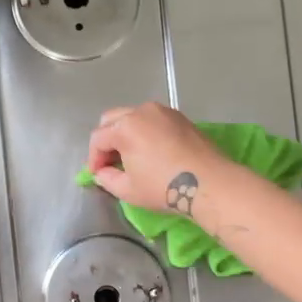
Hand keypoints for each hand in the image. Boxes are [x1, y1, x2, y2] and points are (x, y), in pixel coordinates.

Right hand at [85, 102, 223, 215]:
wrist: (207, 182)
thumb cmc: (163, 187)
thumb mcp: (127, 190)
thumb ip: (107, 179)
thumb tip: (102, 173)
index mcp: (125, 127)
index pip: (98, 138)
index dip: (93, 158)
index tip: (97, 175)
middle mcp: (142, 111)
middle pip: (112, 119)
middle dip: (107, 140)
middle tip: (111, 163)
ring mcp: (163, 111)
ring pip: (134, 116)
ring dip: (125, 133)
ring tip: (131, 157)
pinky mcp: (180, 117)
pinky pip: (153, 120)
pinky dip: (145, 131)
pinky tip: (151, 151)